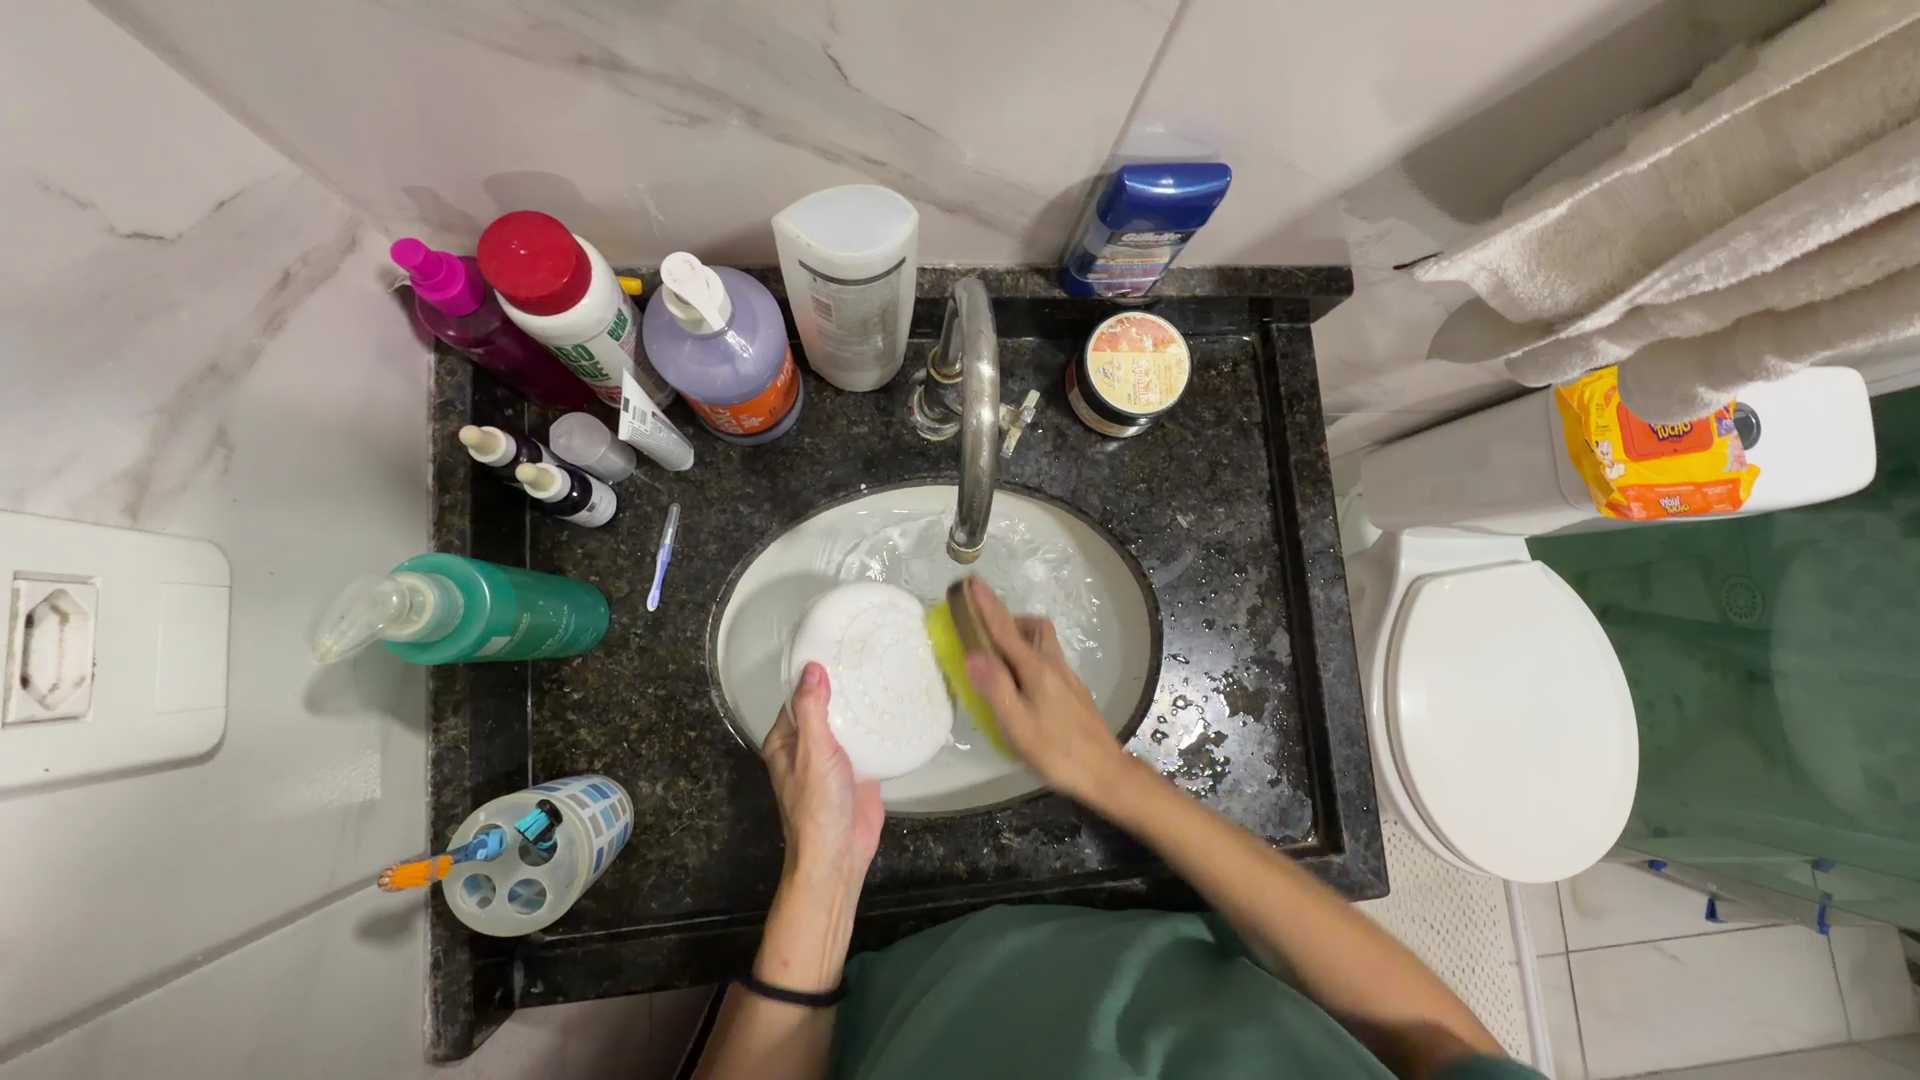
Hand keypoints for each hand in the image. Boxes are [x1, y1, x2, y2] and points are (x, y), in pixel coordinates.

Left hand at [761, 663, 884, 889]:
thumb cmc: (817, 803)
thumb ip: (812, 709)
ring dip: (865, 705)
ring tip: (888, 671)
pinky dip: (881, 727)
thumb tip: (811, 667)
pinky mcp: (861, 770)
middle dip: (845, 686)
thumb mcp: (812, 751)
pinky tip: (898, 706)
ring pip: (850, 723)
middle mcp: (809, 746)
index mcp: (787, 740)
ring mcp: (836, 758)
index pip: (799, 696)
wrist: (839, 854)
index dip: (816, 673)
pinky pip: (870, 742)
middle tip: (871, 653)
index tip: (839, 646)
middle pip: (828, 707)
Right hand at [962, 577, 1129, 800]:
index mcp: (1036, 670)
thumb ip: (995, 687)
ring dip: (1021, 638)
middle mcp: (1054, 666)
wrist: (1105, 772)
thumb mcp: (1018, 724)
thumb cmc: (1057, 752)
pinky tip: (1022, 685)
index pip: (1005, 630)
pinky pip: (1048, 661)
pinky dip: (1030, 659)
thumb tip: (972, 653)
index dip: (986, 605)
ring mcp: (1067, 679)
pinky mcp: (1073, 693)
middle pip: (1033, 628)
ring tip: (999, 658)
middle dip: (1009, 620)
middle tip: (985, 632)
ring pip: (1044, 644)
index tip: (971, 582)